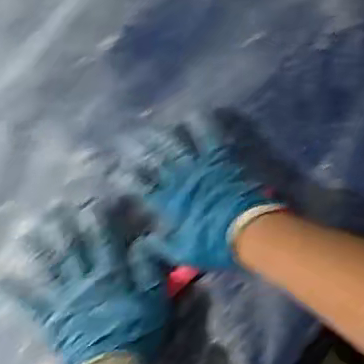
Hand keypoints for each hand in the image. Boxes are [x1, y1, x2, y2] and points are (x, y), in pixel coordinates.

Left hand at [2, 208, 169, 363]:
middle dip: (66, 227)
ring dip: (40, 249)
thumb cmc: (140, 331)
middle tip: (55, 208)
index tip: (91, 203)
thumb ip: (149, 269)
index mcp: (114, 275)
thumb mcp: (156, 298)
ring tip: (29, 231)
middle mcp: (86, 281)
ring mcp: (65, 300)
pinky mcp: (52, 318)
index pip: (106, 241)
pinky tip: (1, 277)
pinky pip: (31, 302)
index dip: (99, 221)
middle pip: (75, 249)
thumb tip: (144, 242)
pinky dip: (16, 290)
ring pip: (52, 269)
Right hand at [120, 115, 285, 273]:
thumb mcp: (182, 251)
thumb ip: (161, 244)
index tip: (113, 168)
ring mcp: (201, 166)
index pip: (138, 185)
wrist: (250, 229)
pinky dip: (202, 124)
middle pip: (153, 160)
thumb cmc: (215, 244)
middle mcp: (179, 180)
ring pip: (176, 144)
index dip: (124, 176)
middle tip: (124, 137)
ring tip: (149, 125)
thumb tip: (144, 240)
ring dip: (162, 134)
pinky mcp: (224, 159)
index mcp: (166, 203)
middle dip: (137, 148)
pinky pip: (211, 137)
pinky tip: (194, 112)